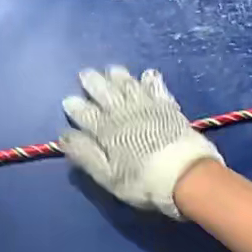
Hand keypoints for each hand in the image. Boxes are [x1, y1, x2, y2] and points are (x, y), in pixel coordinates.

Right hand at [58, 66, 222, 218]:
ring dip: (119, 77)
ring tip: (111, 70)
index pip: (86, 114)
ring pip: (129, 86)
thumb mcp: (107, 175)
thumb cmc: (142, 181)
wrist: (186, 175)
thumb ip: (85, 155)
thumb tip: (64, 136)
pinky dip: (151, 80)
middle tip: (85, 73)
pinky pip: (157, 88)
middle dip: (94, 83)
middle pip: (106, 93)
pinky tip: (148, 74)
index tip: (68, 99)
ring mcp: (148, 108)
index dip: (76, 107)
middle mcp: (124, 113)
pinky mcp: (168, 108)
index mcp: (106, 131)